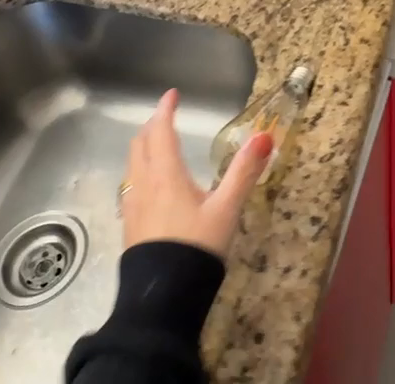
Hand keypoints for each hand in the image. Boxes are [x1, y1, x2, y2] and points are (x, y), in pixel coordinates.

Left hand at [123, 89, 272, 257]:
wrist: (162, 299)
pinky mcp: (130, 227)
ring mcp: (132, 207)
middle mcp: (143, 185)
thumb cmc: (196, 248)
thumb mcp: (227, 208)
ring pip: (132, 166)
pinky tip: (152, 186)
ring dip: (143, 148)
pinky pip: (131, 186)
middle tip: (166, 117)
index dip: (165, 110)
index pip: (161, 132)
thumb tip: (263, 135)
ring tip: (158, 145)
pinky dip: (141, 172)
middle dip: (152, 126)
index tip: (172, 94)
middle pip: (140, 145)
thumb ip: (244, 171)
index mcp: (166, 175)